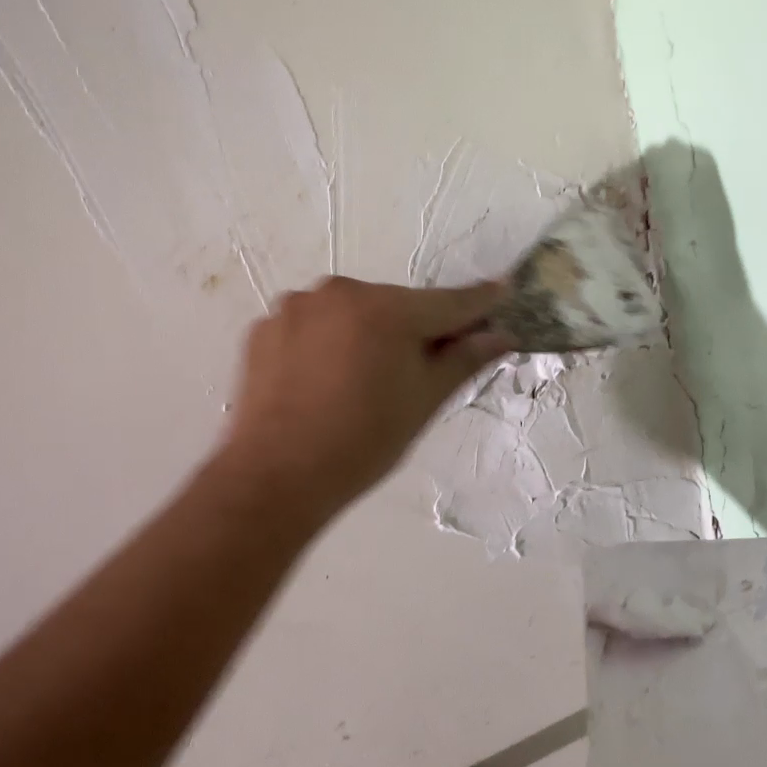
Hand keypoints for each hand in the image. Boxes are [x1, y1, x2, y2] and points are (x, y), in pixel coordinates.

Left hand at [220, 277, 514, 512]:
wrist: (276, 475)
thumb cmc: (363, 442)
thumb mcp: (423, 402)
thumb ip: (462, 360)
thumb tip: (500, 336)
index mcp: (389, 309)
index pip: (449, 302)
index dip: (480, 302)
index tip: (502, 291)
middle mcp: (341, 293)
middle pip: (394, 307)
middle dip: (411, 331)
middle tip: (415, 374)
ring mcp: (296, 307)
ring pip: (349, 315)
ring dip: (363, 337)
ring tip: (357, 386)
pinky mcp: (263, 329)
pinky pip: (310, 329)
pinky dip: (323, 347)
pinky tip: (320, 386)